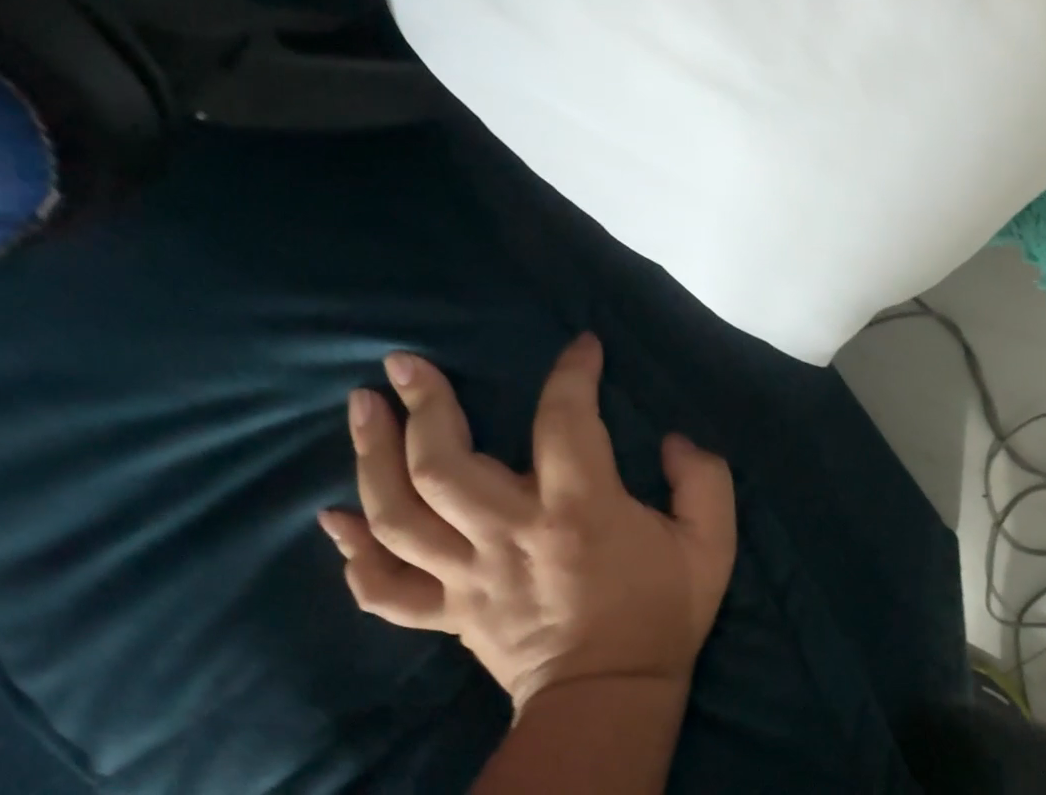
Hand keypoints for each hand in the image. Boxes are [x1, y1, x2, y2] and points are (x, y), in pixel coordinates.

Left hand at [317, 333, 736, 711]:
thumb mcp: (711, 542)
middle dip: (421, 405)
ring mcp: (467, 578)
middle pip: (443, 463)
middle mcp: (508, 535)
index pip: (564, 420)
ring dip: (370, 458)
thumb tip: (673, 439)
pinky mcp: (448, 614)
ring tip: (361, 408)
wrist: (612, 699)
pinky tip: (334, 519)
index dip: (572, 374)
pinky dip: (354, 555)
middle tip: (403, 363)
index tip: (582, 347)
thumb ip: (703, 479)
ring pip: (399, 516)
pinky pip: (385, 589)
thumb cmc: (662, 613)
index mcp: (577, 511)